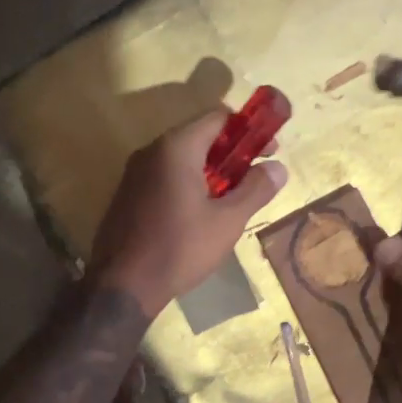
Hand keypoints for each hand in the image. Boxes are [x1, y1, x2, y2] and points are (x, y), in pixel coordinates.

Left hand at [86, 109, 286, 315]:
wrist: (122, 285)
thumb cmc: (180, 248)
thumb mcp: (227, 221)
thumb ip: (255, 189)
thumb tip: (278, 167)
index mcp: (176, 148)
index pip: (219, 117)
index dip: (249, 130)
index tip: (269, 151)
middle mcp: (151, 151)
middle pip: (200, 136)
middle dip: (231, 153)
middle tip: (255, 178)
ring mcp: (135, 172)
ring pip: (182, 158)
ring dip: (211, 170)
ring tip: (232, 199)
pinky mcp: (127, 194)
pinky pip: (164, 176)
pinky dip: (188, 183)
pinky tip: (201, 213)